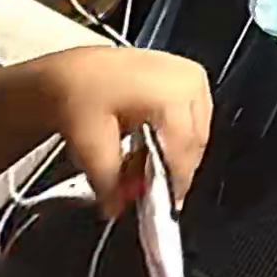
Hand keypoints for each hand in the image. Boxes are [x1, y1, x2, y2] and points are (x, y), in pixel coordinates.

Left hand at [23, 46, 211, 214]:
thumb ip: (106, 177)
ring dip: (178, 153)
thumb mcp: (86, 141)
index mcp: (173, 94)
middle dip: (176, 168)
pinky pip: (197, 114)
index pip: (184, 146)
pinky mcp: (194, 77)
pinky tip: (152, 147)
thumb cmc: (81, 96)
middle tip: (149, 193)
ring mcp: (196, 76)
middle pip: (197, 138)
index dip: (176, 179)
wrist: (76, 69)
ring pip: (200, 128)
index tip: (164, 207)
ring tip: (144, 170)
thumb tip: (119, 207)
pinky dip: (179, 136)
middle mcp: (193, 81)